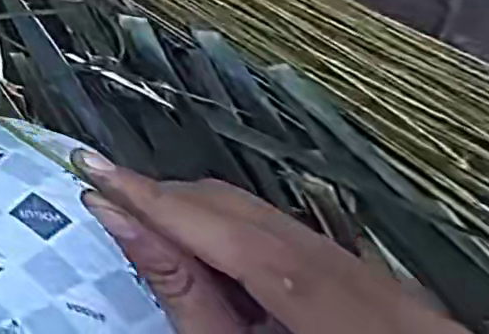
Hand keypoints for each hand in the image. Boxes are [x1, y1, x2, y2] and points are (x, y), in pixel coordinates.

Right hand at [73, 150, 462, 333]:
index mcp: (360, 326)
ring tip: (148, 223)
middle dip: (174, 203)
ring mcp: (392, 290)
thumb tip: (110, 210)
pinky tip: (201, 247)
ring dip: (198, 215)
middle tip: (110, 195)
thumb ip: (178, 286)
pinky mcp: (377, 284)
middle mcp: (393, 302)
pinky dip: (233, 231)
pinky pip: (290, 235)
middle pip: (253, 219)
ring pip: (267, 218)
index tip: (95, 170)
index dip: (163, 203)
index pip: (247, 242)